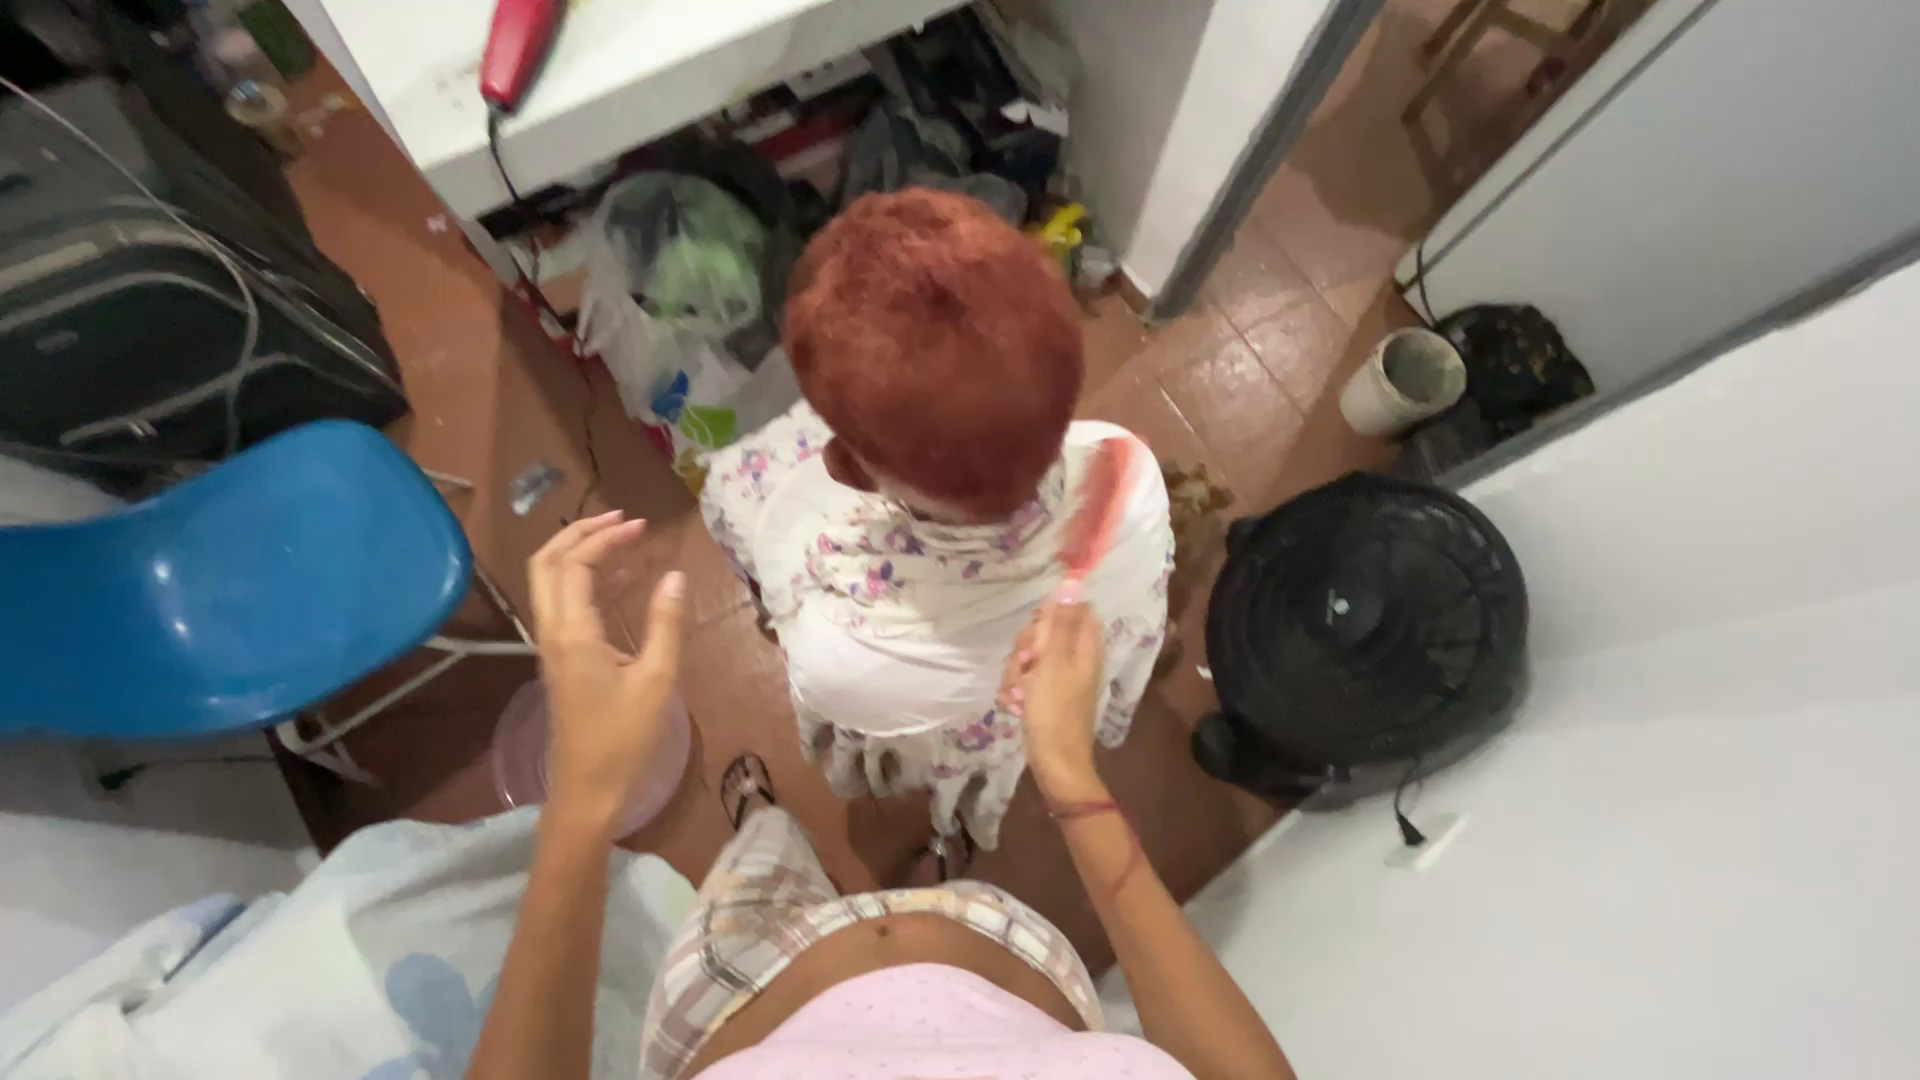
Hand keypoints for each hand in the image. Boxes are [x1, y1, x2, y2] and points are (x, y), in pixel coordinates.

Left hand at [527, 512, 686, 833]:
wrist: (587, 790)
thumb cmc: (624, 737)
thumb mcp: (657, 678)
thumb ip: (666, 623)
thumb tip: (676, 576)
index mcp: (573, 633)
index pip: (575, 564)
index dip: (605, 537)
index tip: (642, 526)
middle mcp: (552, 632)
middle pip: (546, 563)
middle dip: (579, 533)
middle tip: (621, 520)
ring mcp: (551, 646)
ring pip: (547, 582)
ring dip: (575, 552)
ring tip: (617, 538)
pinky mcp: (560, 659)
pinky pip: (559, 602)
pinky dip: (578, 576)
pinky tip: (611, 579)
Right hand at [1016, 595, 1105, 798]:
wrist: (1055, 764)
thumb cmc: (1054, 713)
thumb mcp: (1052, 663)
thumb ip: (1058, 623)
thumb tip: (1072, 582)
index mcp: (1085, 647)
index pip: (1073, 609)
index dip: (1050, 615)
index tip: (1036, 633)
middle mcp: (1077, 658)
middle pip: (1047, 631)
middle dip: (1026, 646)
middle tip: (1024, 664)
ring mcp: (1062, 678)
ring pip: (1032, 656)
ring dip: (1016, 671)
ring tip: (1016, 693)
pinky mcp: (1048, 695)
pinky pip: (1028, 679)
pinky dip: (1017, 689)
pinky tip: (1014, 704)